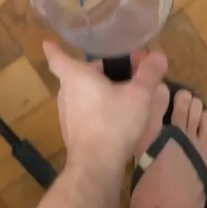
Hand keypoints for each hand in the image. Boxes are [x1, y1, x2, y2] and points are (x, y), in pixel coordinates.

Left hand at [42, 42, 168, 173]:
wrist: (97, 165)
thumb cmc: (114, 122)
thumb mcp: (139, 95)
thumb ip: (149, 74)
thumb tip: (159, 56)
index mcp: (75, 77)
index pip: (58, 58)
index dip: (55, 49)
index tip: (47, 42)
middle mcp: (66, 94)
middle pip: (76, 76)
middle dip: (94, 71)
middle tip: (115, 67)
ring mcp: (67, 116)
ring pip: (81, 95)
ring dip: (96, 91)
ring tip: (120, 92)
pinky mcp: (73, 134)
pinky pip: (84, 113)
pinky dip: (96, 109)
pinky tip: (115, 116)